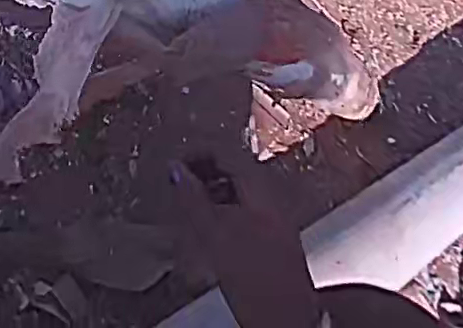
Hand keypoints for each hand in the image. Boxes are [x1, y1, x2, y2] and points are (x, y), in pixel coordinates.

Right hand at [171, 154, 318, 327]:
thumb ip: (193, 200)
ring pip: (237, 189)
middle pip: (232, 168)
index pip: (225, 152)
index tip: (175, 165)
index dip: (196, 154)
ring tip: (190, 202)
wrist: (287, 321)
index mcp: (259, 186)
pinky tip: (211, 227)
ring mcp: (274, 215)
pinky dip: (222, 209)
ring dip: (212, 190)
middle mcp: (270, 194)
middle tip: (179, 181)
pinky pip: (243, 208)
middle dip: (203, 171)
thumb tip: (174, 170)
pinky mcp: (273, 237)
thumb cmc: (256, 278)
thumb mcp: (216, 235)